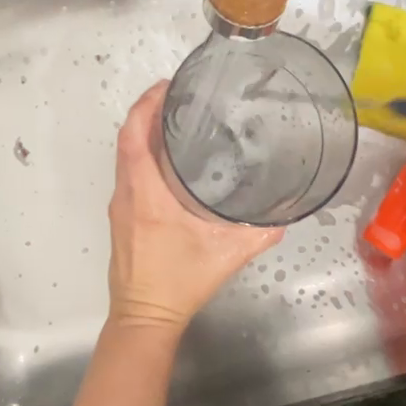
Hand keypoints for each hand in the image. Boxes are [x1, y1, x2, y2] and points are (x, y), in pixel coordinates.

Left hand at [107, 82, 284, 331]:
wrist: (143, 318)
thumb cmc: (179, 283)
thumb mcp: (225, 256)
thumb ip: (258, 233)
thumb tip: (286, 215)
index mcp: (144, 195)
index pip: (133, 137)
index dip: (144, 107)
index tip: (164, 87)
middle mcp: (126, 195)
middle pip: (126, 141)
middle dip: (146, 113)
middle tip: (176, 96)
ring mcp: (120, 207)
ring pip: (125, 158)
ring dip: (142, 135)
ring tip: (174, 120)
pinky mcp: (122, 219)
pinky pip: (127, 175)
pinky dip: (142, 156)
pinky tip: (168, 160)